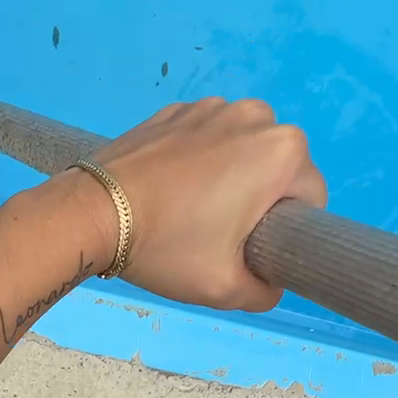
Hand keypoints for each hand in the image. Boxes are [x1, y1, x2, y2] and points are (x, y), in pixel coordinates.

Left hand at [82, 97, 325, 311]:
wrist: (89, 213)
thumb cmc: (164, 246)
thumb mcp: (224, 288)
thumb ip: (265, 291)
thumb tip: (271, 284)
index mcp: (283, 150)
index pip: (308, 199)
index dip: (282, 231)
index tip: (242, 247)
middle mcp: (254, 115)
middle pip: (274, 171)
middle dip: (253, 201)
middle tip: (208, 233)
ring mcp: (208, 107)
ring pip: (236, 152)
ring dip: (222, 178)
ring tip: (180, 211)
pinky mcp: (169, 112)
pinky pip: (198, 141)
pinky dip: (189, 162)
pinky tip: (161, 190)